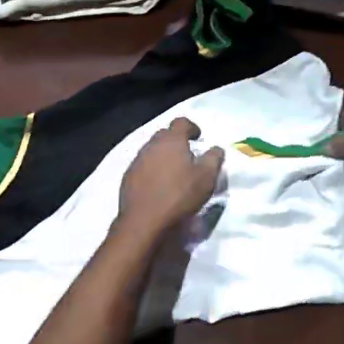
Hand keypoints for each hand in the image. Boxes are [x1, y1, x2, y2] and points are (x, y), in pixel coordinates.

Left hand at [117, 117, 222, 236]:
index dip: (192, 127)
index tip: (198, 137)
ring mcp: (136, 161)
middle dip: (176, 141)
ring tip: (173, 172)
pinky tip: (158, 185)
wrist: (144, 221)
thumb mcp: (206, 178)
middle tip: (187, 155)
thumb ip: (213, 158)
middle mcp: (151, 146)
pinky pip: (142, 166)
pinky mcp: (127, 177)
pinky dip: (152, 170)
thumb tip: (216, 148)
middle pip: (164, 135)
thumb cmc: (179, 196)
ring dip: (163, 156)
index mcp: (171, 140)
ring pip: (151, 151)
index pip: (181, 122)